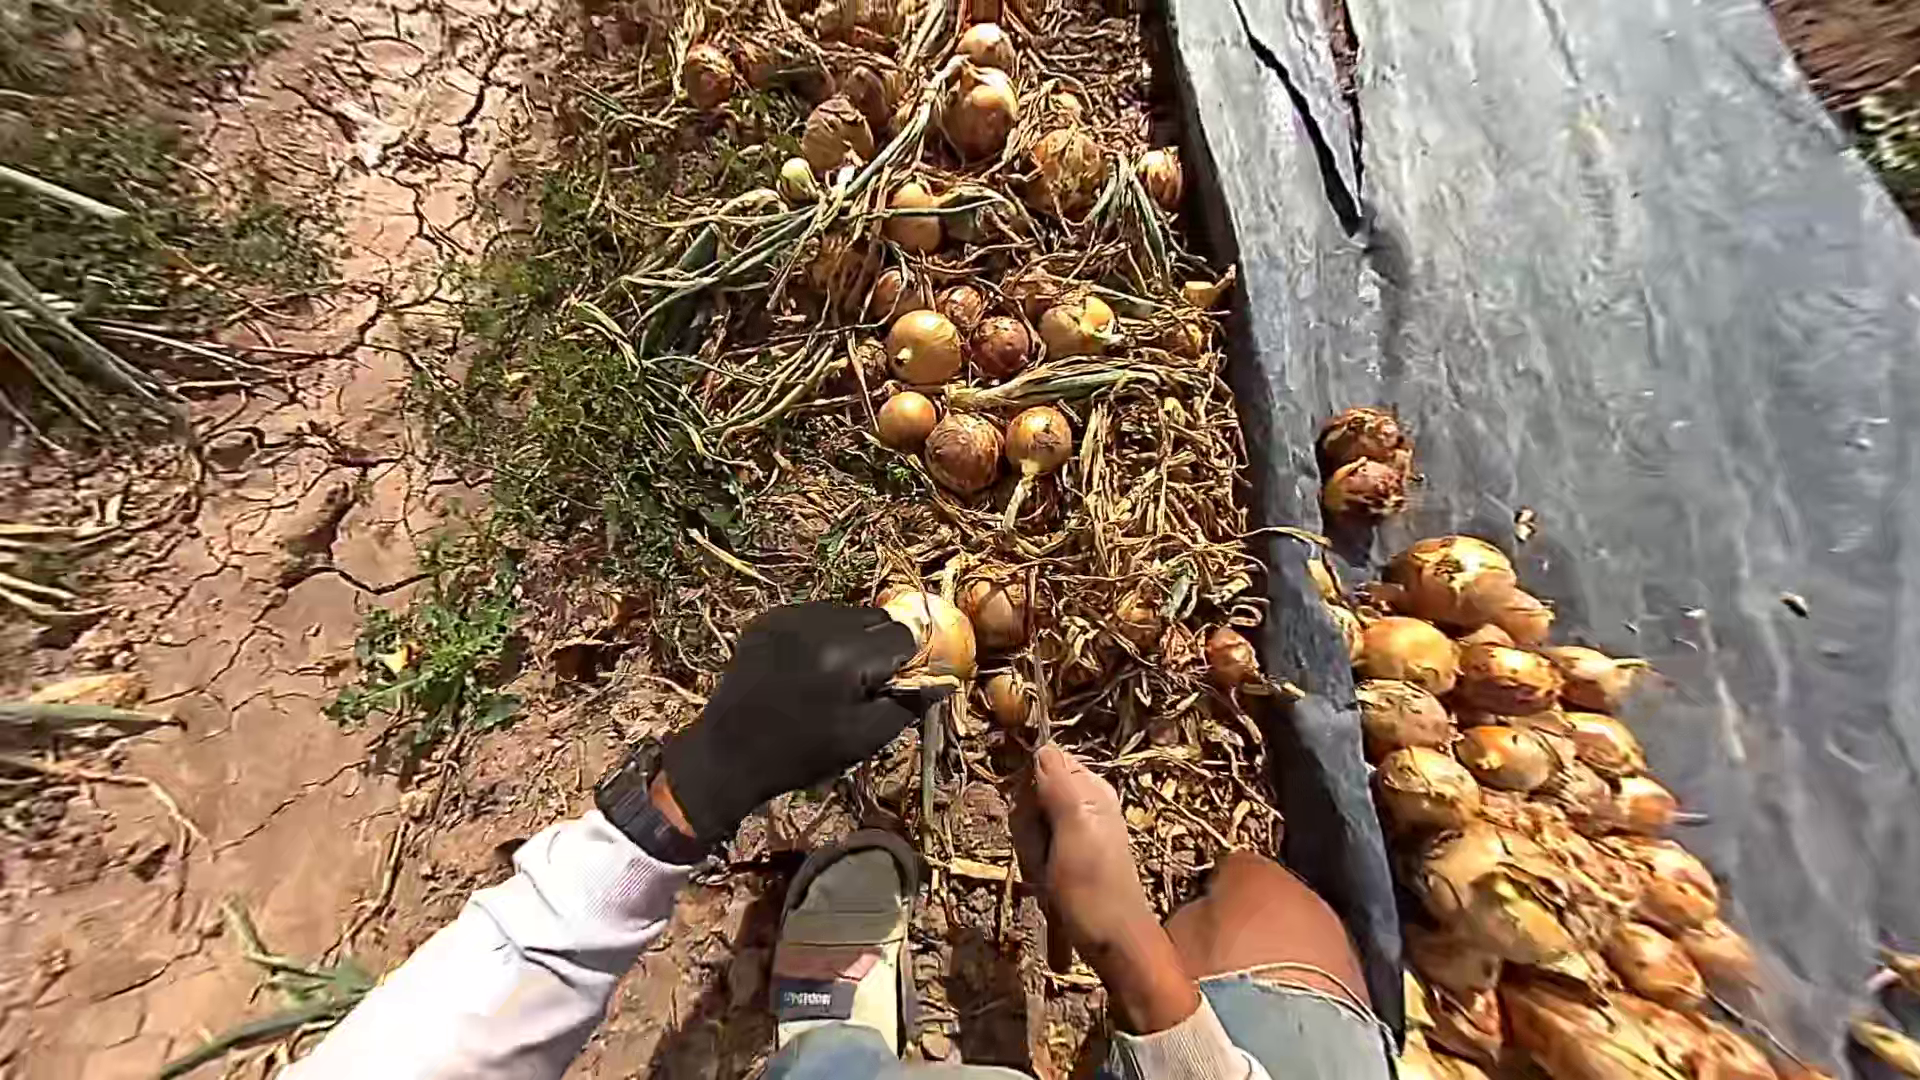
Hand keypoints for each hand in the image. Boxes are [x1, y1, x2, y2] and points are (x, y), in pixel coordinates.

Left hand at [662, 603, 918, 842]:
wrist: (726, 754)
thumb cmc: (801, 753)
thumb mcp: (863, 738)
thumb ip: (909, 703)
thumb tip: (945, 678)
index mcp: (846, 656)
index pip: (903, 636)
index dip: (907, 658)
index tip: (895, 681)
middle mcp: (820, 624)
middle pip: (877, 617)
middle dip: (882, 644)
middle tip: (864, 680)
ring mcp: (791, 615)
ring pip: (849, 612)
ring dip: (855, 635)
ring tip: (835, 671)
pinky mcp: (771, 616)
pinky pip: (817, 613)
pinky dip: (825, 632)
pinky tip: (810, 662)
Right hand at [1018, 743, 1198, 1032]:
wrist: (1117, 947)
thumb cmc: (1095, 890)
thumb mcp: (1074, 830)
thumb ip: (1059, 784)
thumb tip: (1042, 746)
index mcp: (1091, 789)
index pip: (1045, 761)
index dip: (1029, 787)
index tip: (1033, 816)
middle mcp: (1086, 802)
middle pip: (1033, 793)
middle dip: (1028, 825)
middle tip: (1044, 855)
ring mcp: (1078, 829)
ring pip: (1031, 822)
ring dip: (1031, 850)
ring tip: (1047, 875)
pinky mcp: (1071, 853)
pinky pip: (1039, 845)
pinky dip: (1037, 865)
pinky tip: (1047, 884)